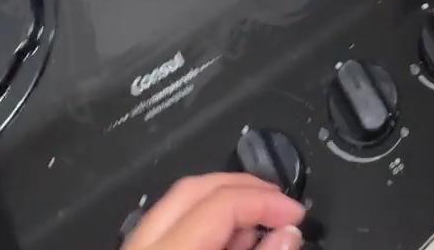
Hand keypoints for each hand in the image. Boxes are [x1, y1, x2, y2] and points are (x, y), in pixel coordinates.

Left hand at [120, 173, 305, 249]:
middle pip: (192, 190)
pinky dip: (203, 229)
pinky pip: (167, 230)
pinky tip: (231, 244)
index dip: (264, 200)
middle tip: (279, 204)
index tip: (295, 213)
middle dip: (242, 188)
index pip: (217, 204)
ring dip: (223, 208)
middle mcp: (138, 247)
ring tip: (261, 227)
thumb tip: (287, 233)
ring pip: (177, 206)